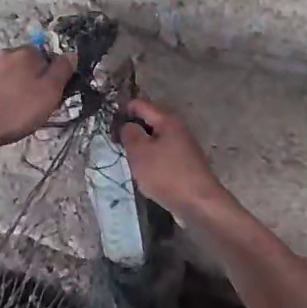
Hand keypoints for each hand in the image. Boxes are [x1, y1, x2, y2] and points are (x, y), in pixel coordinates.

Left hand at [0, 47, 77, 152]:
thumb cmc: (18, 109)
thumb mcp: (50, 90)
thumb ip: (63, 69)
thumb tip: (72, 53)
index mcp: (26, 51)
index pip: (52, 57)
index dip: (58, 77)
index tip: (57, 96)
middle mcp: (8, 54)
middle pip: (35, 67)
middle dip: (42, 85)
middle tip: (43, 107)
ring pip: (21, 78)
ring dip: (27, 93)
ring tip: (26, 114)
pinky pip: (7, 88)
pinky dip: (13, 98)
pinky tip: (11, 114)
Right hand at [119, 97, 231, 216]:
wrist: (199, 202)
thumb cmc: (166, 174)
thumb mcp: (139, 151)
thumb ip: (129, 133)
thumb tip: (128, 126)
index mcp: (167, 120)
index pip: (140, 104)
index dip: (122, 109)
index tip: (108, 123)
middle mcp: (177, 129)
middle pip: (148, 122)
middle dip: (131, 130)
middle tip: (114, 144)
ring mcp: (183, 147)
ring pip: (155, 140)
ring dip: (140, 147)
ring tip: (127, 159)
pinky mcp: (184, 164)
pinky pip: (162, 156)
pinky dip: (150, 160)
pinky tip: (143, 173)